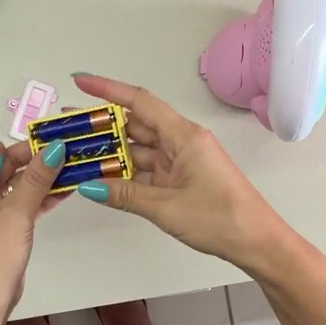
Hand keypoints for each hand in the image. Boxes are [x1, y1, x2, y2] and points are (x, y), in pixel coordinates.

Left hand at [0, 135, 65, 324]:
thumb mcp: (16, 212)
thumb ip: (37, 178)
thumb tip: (56, 146)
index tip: (20, 155)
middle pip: (1, 162)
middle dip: (29, 156)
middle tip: (60, 152)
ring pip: (16, 182)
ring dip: (40, 176)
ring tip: (72, 166)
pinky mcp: (6, 226)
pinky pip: (24, 201)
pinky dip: (42, 195)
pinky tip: (68, 189)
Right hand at [70, 74, 284, 268]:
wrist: (257, 243)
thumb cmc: (221, 219)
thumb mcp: (165, 207)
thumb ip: (124, 194)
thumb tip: (88, 185)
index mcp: (184, 137)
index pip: (140, 103)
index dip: (108, 90)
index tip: (80, 81)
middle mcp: (182, 142)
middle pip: (135, 125)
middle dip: (101, 125)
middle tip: (68, 126)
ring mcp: (181, 162)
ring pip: (138, 149)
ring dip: (110, 152)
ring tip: (76, 152)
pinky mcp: (180, 180)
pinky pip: (145, 169)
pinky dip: (124, 173)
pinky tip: (100, 177)